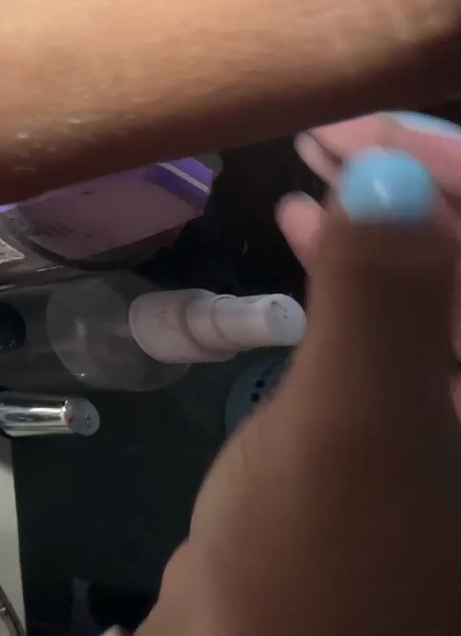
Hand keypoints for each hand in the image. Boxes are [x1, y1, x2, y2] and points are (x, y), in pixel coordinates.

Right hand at [144, 143, 460, 633]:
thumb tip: (384, 167)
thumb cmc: (323, 547)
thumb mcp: (355, 421)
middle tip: (329, 130)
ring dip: (391, 217)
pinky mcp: (423, 422)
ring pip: (455, 283)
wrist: (266, 635)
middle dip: (425, 183)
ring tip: (308, 166)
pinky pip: (416, 315)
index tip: (363, 124)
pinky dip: (365, 265)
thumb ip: (383, 297)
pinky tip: (302, 231)